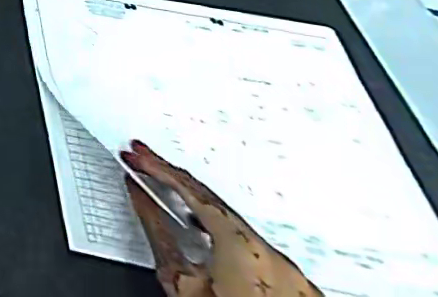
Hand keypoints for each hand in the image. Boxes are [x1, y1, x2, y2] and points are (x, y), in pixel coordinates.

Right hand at [122, 141, 321, 296]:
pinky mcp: (302, 294)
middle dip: (175, 180)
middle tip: (145, 162)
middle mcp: (274, 255)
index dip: (157, 167)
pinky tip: (210, 236)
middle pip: (216, 202)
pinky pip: (257, 249)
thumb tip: (140, 199)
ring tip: (170, 192)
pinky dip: (225, 234)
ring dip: (200, 207)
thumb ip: (160, 236)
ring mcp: (295, 277)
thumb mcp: (183, 288)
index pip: (190, 189)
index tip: (135, 154)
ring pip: (238, 225)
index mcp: (243, 246)